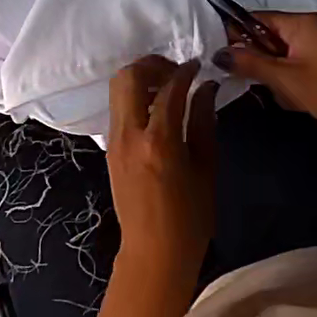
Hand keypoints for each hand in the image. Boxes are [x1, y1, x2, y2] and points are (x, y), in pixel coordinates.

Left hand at [106, 56, 217, 284]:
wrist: (153, 251)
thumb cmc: (189, 218)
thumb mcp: (206, 168)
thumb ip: (204, 122)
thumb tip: (207, 88)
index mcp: (158, 141)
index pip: (169, 89)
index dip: (185, 72)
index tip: (198, 66)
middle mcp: (129, 134)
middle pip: (129, 77)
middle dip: (152, 65)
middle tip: (176, 71)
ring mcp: (114, 140)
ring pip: (117, 89)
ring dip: (140, 78)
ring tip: (167, 87)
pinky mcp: (109, 148)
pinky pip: (118, 108)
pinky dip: (134, 96)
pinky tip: (156, 107)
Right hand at [213, 11, 316, 157]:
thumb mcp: (286, 78)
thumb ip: (250, 62)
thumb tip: (219, 52)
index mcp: (304, 24)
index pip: (257, 19)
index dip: (235, 33)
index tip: (214, 52)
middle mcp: (310, 34)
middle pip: (265, 40)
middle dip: (254, 61)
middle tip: (241, 78)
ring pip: (276, 61)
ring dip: (271, 79)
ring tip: (281, 95)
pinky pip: (290, 75)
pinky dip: (285, 88)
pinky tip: (293, 102)